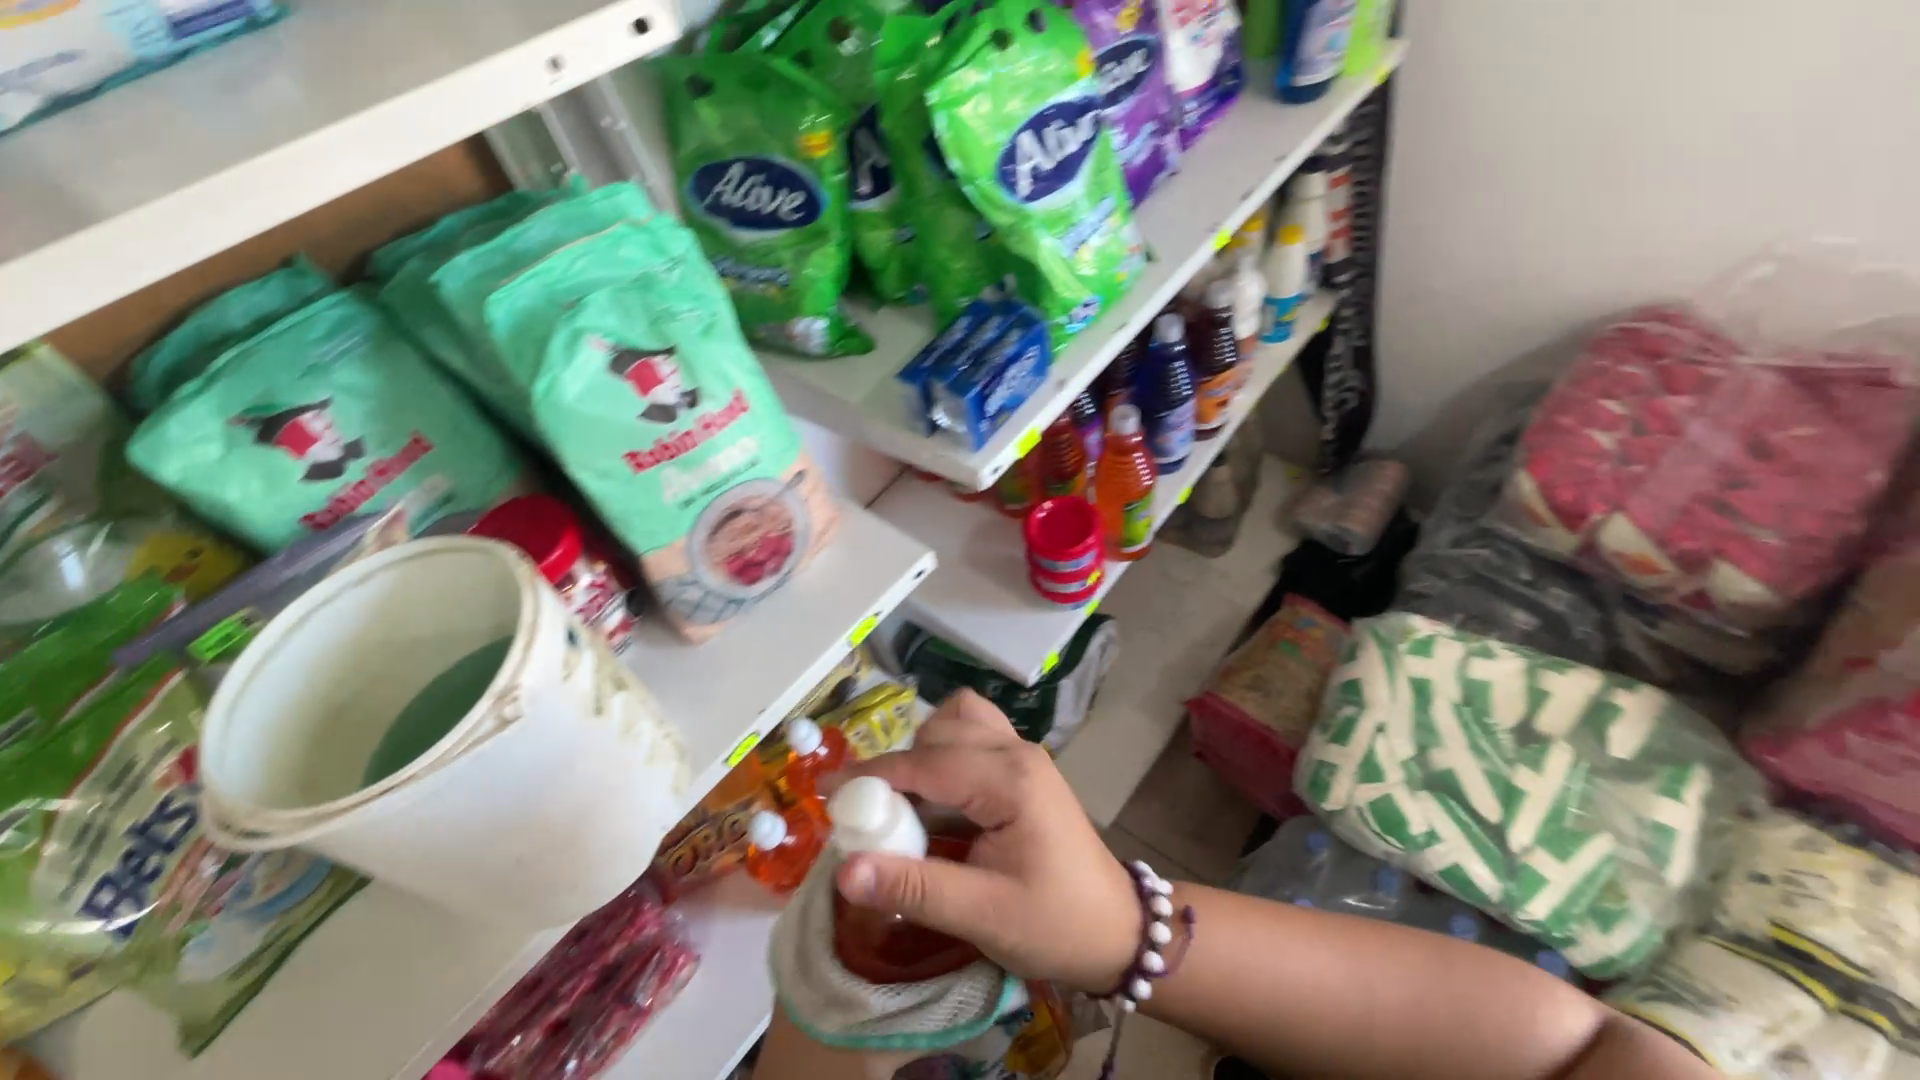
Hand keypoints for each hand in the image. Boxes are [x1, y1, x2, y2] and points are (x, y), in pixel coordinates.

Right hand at [829, 689, 1140, 993]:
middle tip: (870, 817)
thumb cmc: (1056, 924)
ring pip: (957, 720)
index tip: (825, 797)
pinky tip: (937, 797)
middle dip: (896, 768)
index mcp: (1010, 779)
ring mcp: (1024, 754)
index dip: (870, 778)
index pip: (924, 763)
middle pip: (938, 732)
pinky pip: (974, 733)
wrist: (1117, 929)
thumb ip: (915, 888)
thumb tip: (845, 871)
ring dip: (923, 752)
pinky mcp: (1024, 766)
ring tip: (907, 805)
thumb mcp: (983, 915)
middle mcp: (1017, 751)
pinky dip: (945, 751)